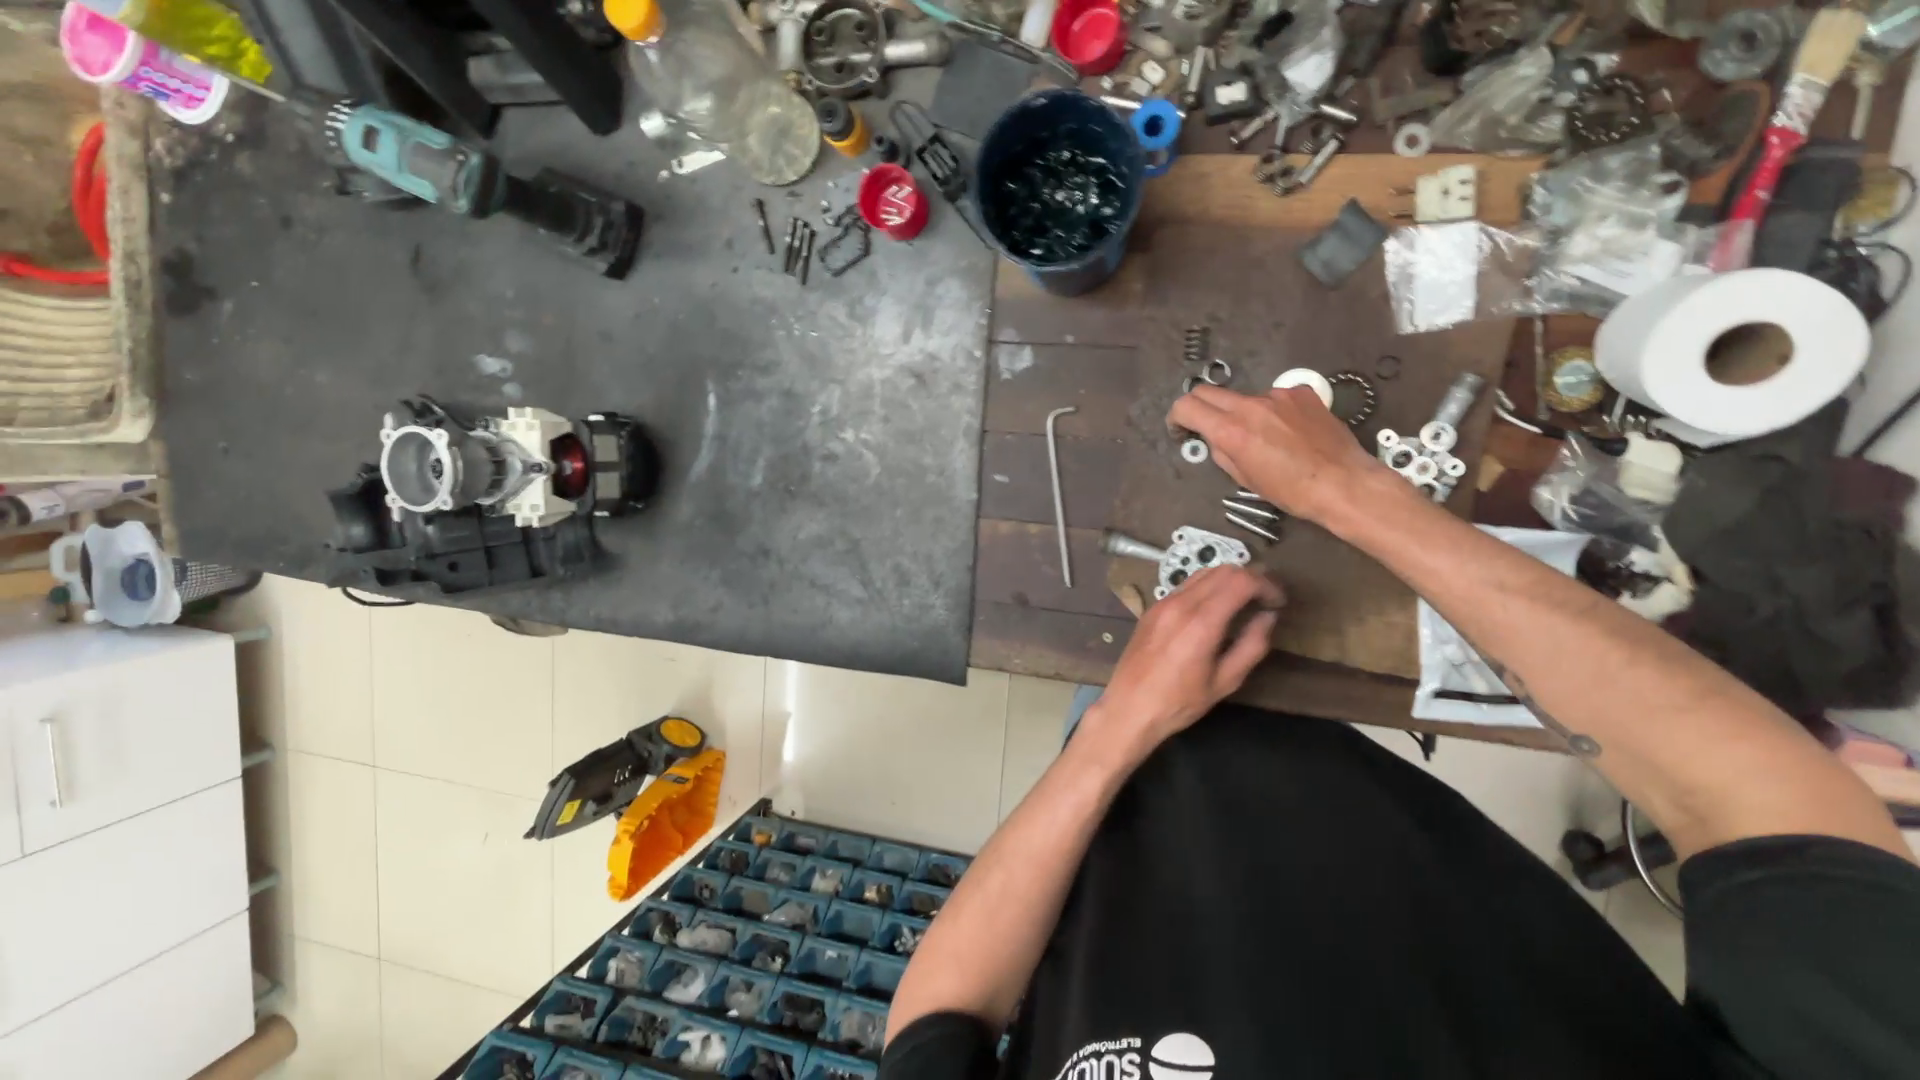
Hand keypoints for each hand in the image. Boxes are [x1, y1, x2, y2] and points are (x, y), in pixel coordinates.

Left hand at [1082, 564, 1283, 757]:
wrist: (1128, 708)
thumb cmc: (1179, 702)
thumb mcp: (1225, 682)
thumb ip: (1252, 646)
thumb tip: (1268, 617)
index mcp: (1201, 622)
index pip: (1241, 581)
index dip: (1266, 585)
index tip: (1278, 602)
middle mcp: (1180, 603)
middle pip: (1224, 570)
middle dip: (1251, 578)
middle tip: (1265, 599)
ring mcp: (1162, 603)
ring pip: (1204, 573)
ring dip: (1229, 580)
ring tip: (1244, 602)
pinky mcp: (1152, 608)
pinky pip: (1186, 585)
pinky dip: (1208, 587)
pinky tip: (1215, 608)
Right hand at [1168, 384, 1385, 521]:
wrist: (1342, 482)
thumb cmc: (1292, 490)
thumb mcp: (1246, 479)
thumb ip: (1223, 452)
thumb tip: (1215, 439)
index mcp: (1232, 431)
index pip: (1187, 406)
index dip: (1177, 417)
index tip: (1181, 429)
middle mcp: (1251, 406)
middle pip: (1208, 392)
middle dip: (1200, 408)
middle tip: (1207, 427)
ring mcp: (1278, 395)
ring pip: (1244, 397)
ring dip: (1242, 412)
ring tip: (1262, 437)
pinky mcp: (1301, 393)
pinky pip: (1275, 397)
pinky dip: (1272, 411)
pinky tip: (1288, 431)